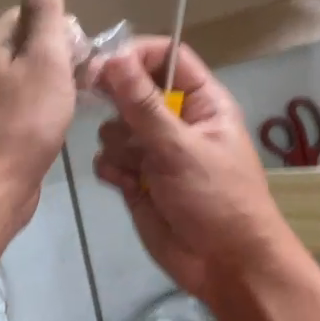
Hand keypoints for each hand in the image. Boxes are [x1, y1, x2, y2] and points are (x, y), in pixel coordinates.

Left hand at [0, 0, 77, 224]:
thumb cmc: (25, 120)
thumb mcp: (44, 57)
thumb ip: (45, 8)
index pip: (32, 15)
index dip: (63, 34)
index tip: (79, 62)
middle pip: (32, 44)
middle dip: (61, 60)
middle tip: (77, 87)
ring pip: (31, 75)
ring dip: (56, 86)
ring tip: (70, 107)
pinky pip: (25, 101)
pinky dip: (43, 108)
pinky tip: (55, 125)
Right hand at [92, 38, 287, 301]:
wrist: (224, 265)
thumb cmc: (217, 198)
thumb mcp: (181, 147)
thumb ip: (144, 104)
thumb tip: (113, 58)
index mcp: (201, 102)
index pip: (166, 57)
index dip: (134, 55)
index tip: (103, 66)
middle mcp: (175, 121)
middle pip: (132, 90)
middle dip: (115, 100)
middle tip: (95, 102)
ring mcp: (154, 152)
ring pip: (115, 127)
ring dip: (115, 142)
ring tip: (132, 164)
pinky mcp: (136, 181)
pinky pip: (109, 160)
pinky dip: (110, 168)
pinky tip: (123, 183)